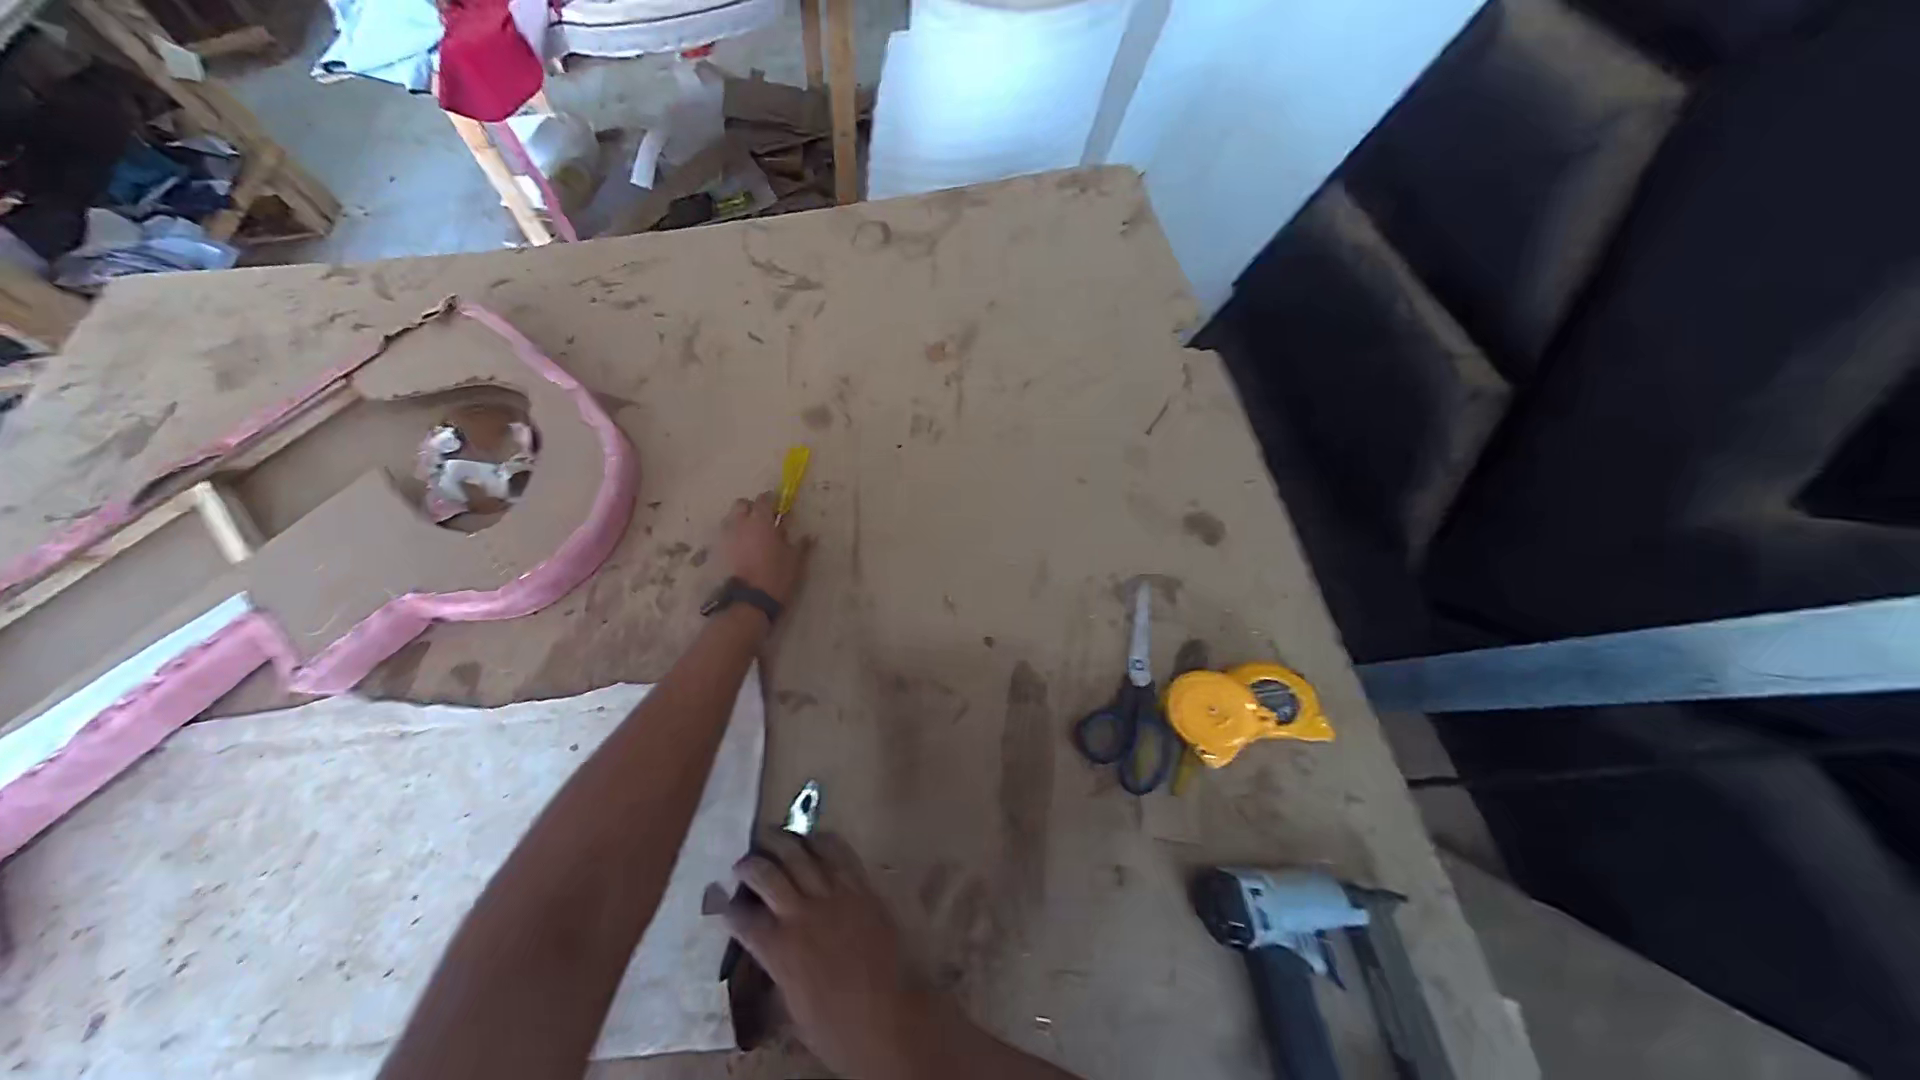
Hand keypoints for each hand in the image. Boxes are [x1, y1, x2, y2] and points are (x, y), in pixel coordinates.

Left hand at [722, 491, 807, 606]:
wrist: (749, 601)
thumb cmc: (776, 576)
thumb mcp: (795, 560)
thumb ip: (801, 544)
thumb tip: (810, 535)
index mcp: (761, 521)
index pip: (764, 499)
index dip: (771, 500)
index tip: (778, 506)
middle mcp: (740, 523)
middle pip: (741, 504)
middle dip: (752, 507)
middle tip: (764, 519)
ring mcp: (727, 537)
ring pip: (731, 518)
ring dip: (741, 521)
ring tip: (752, 534)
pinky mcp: (719, 551)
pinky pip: (726, 535)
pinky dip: (734, 536)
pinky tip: (743, 548)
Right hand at [725, 832, 948, 1077]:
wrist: (890, 1018)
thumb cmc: (837, 1028)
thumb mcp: (791, 1010)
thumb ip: (775, 976)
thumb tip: (765, 964)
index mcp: (778, 949)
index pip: (742, 919)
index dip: (728, 908)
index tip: (723, 901)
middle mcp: (801, 914)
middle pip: (767, 875)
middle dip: (749, 864)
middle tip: (743, 862)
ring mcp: (833, 895)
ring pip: (800, 854)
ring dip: (782, 842)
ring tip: (771, 837)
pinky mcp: (860, 887)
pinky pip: (840, 853)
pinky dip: (823, 841)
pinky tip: (814, 838)